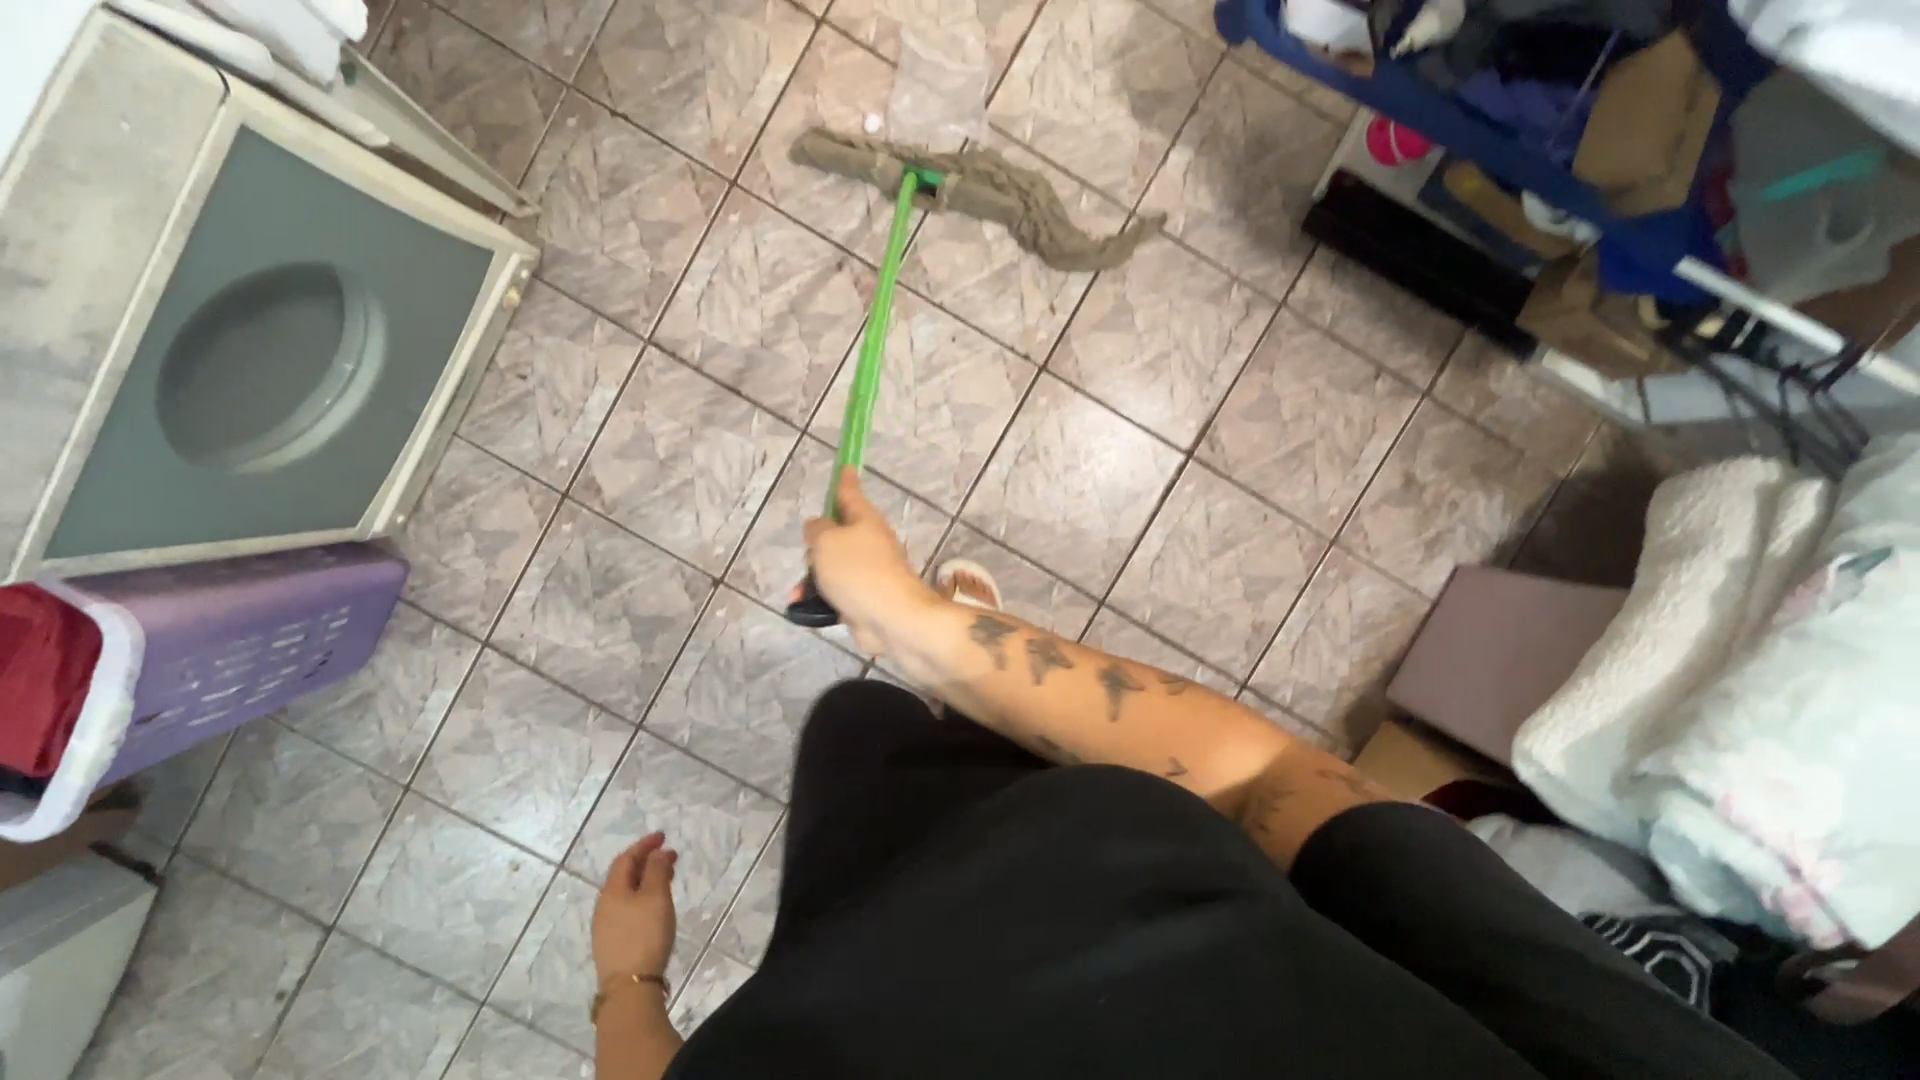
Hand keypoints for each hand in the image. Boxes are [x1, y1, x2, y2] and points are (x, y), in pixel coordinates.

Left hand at [593, 832, 676, 984]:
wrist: (629, 986)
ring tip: (667, 879)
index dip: (644, 845)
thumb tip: (658, 851)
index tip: (663, 836)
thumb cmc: (645, 935)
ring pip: (626, 893)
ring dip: (645, 880)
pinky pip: (626, 908)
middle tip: (670, 857)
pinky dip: (641, 898)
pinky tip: (654, 907)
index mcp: (612, 890)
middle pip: (624, 875)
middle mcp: (604, 905)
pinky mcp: (611, 942)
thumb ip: (658, 870)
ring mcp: (605, 925)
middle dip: (646, 862)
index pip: (626, 858)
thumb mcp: (656, 897)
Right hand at [801, 467, 940, 654]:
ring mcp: (869, 571)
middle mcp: (869, 542)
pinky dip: (820, 599)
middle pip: (836, 535)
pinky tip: (805, 609)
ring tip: (800, 592)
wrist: (891, 619)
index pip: (850, 493)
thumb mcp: (826, 542)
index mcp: (864, 520)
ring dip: (813, 578)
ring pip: (832, 567)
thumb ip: (817, 530)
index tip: (846, 466)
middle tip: (808, 555)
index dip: (844, 480)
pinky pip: (836, 593)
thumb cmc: (858, 572)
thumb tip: (818, 526)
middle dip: (816, 546)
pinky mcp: (865, 598)